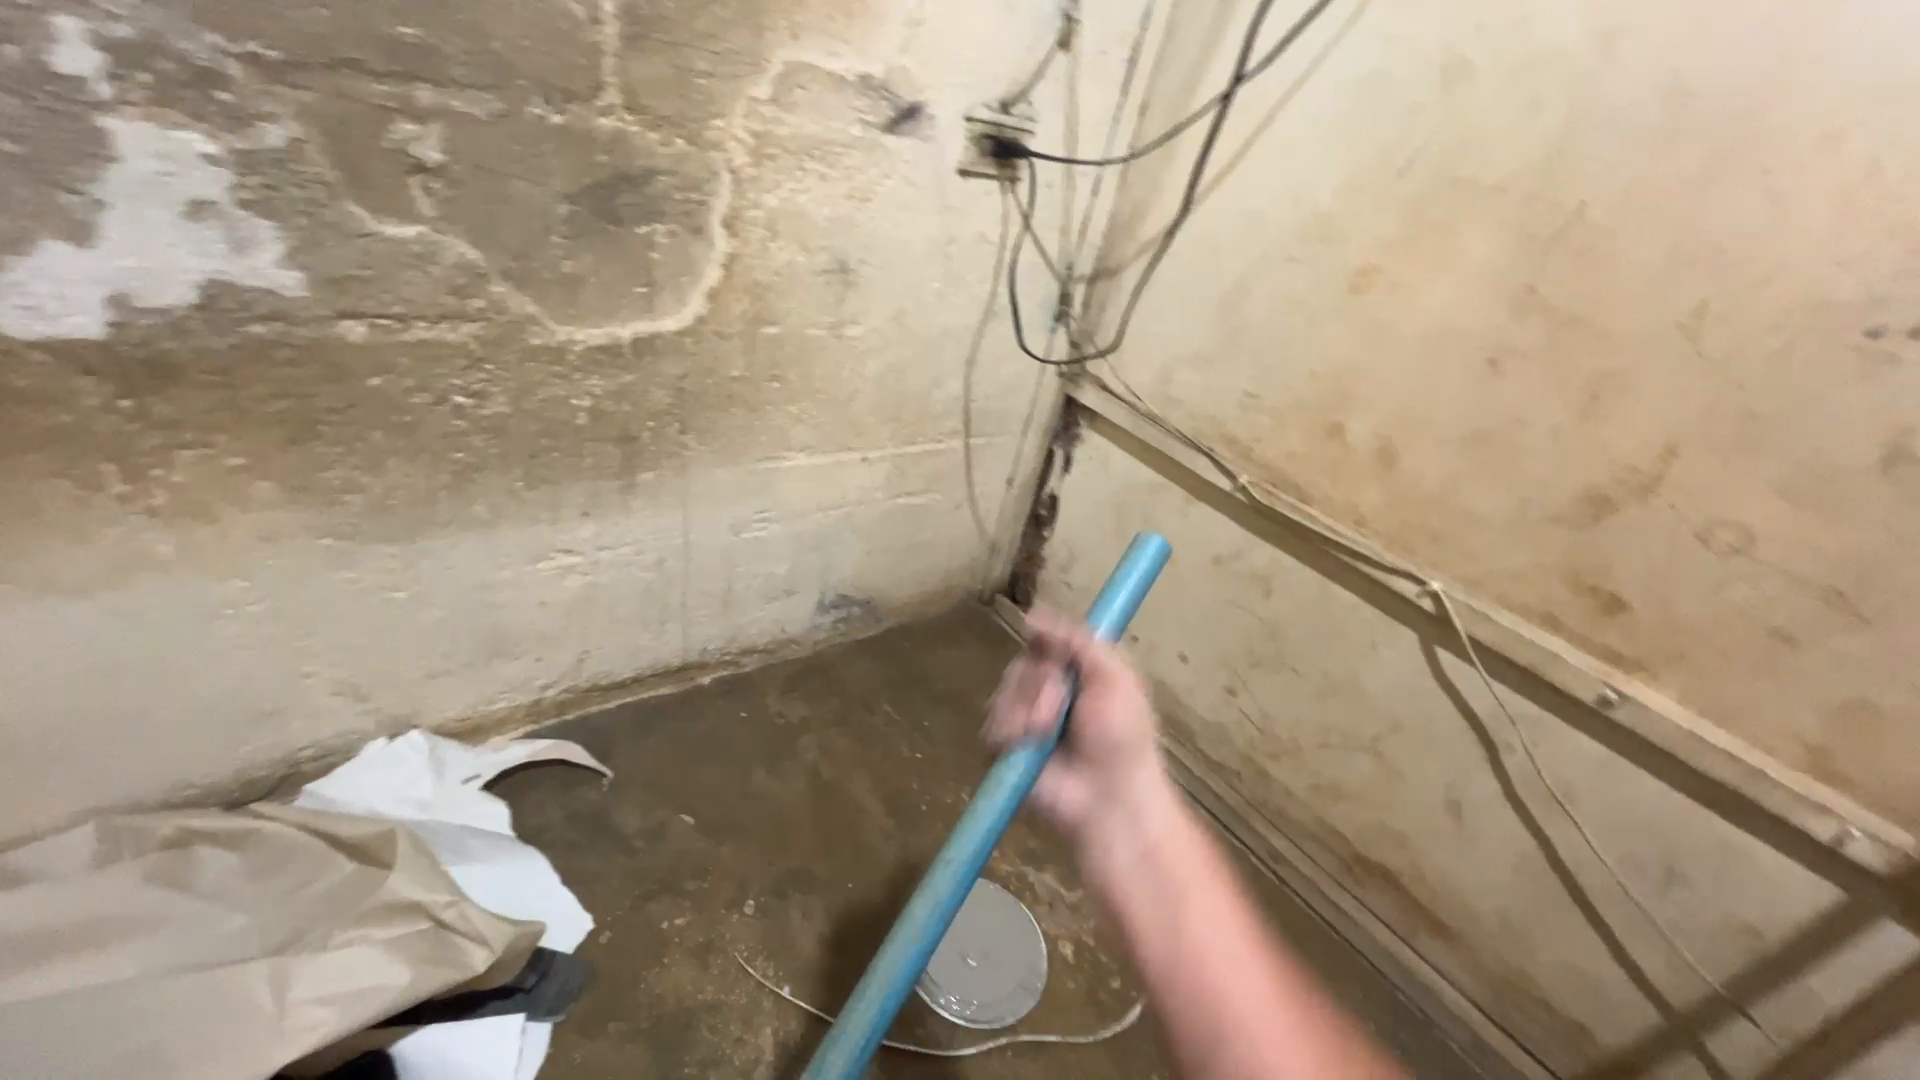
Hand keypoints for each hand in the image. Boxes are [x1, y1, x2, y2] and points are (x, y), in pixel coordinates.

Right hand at [983, 609, 1175, 854]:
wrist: (1109, 798)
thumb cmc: (1123, 738)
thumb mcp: (1115, 678)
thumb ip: (1080, 640)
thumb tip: (1032, 614)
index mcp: (1077, 674)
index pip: (1044, 641)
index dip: (1040, 640)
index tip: (1038, 641)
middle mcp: (1049, 694)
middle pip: (1020, 665)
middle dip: (1037, 683)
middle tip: (1059, 708)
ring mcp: (1025, 722)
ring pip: (1003, 692)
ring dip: (1024, 709)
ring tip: (1045, 734)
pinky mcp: (1007, 751)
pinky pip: (991, 725)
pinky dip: (1006, 731)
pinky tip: (1024, 744)